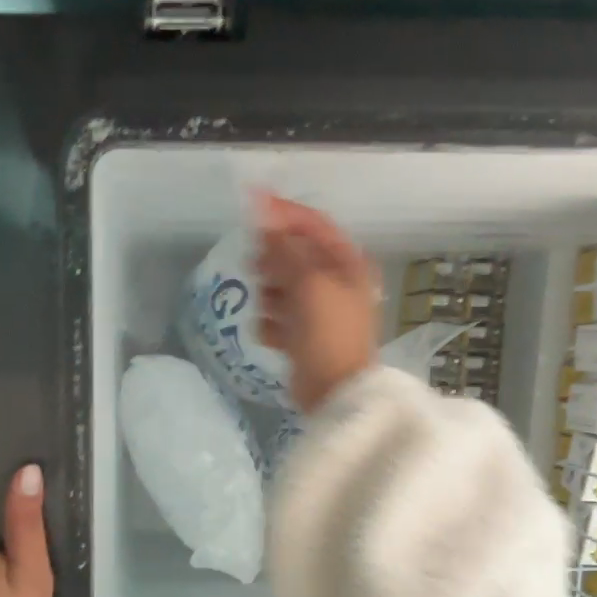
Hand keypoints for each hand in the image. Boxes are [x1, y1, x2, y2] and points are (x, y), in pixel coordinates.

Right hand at [252, 193, 380, 412]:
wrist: (335, 393)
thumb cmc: (328, 334)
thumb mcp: (309, 284)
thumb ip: (284, 248)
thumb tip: (264, 211)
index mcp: (347, 263)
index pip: (312, 224)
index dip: (282, 212)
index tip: (249, 203)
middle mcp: (336, 281)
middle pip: (293, 255)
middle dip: (273, 263)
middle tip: (259, 271)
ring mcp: (320, 309)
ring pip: (281, 286)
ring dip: (270, 297)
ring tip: (271, 312)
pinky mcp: (304, 334)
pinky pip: (278, 317)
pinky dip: (273, 324)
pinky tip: (276, 337)